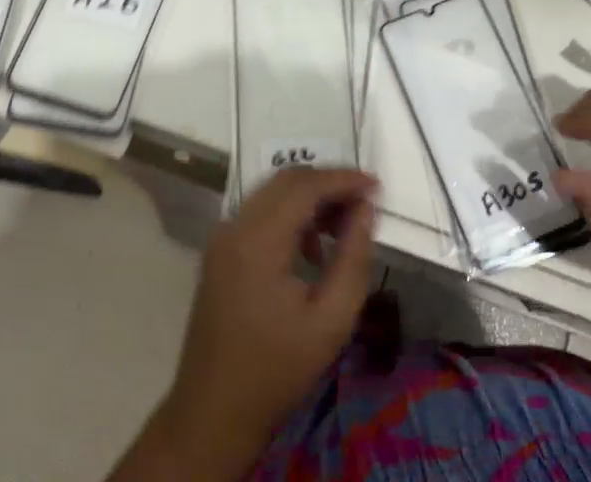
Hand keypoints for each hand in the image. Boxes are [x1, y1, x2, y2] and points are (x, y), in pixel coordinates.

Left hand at [166, 167, 378, 445]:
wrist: (213, 412)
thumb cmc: (277, 370)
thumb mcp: (332, 319)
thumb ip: (353, 257)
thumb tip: (366, 211)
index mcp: (258, 241)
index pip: (304, 186)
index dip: (344, 179)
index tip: (377, 186)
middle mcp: (234, 227)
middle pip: (285, 181)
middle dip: (328, 184)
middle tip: (365, 204)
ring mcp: (221, 239)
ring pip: (271, 195)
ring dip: (309, 200)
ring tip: (344, 229)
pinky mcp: (219, 254)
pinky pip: (259, 215)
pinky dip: (289, 217)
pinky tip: (312, 251)